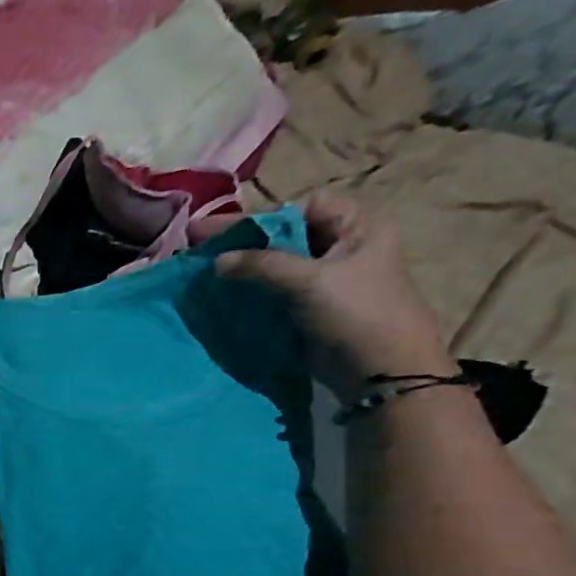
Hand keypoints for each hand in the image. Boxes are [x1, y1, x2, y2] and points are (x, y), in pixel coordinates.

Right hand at [214, 192, 452, 391]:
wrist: (378, 368)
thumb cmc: (356, 313)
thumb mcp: (309, 281)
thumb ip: (261, 265)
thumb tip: (216, 260)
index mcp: (357, 228)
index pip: (305, 207)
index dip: (266, 215)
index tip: (225, 229)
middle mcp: (341, 246)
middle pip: (285, 232)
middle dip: (243, 237)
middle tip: (198, 239)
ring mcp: (323, 277)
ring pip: (274, 260)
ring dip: (240, 262)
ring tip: (201, 263)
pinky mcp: (306, 303)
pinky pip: (270, 285)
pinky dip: (246, 284)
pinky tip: (219, 286)